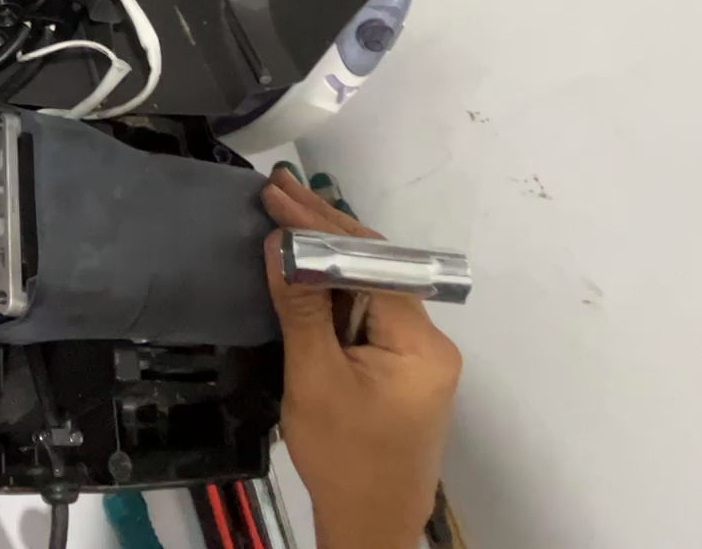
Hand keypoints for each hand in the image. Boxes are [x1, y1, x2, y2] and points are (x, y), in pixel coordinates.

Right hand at [263, 169, 461, 548]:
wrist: (370, 526)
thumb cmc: (344, 457)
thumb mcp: (315, 379)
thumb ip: (301, 308)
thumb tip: (280, 242)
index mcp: (419, 343)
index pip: (369, 262)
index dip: (321, 223)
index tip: (276, 195)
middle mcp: (424, 339)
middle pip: (372, 263)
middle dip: (323, 222)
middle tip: (276, 186)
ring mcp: (411, 352)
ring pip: (365, 281)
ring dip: (324, 245)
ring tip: (285, 206)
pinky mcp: (393, 363)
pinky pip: (360, 305)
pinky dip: (328, 277)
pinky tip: (303, 257)